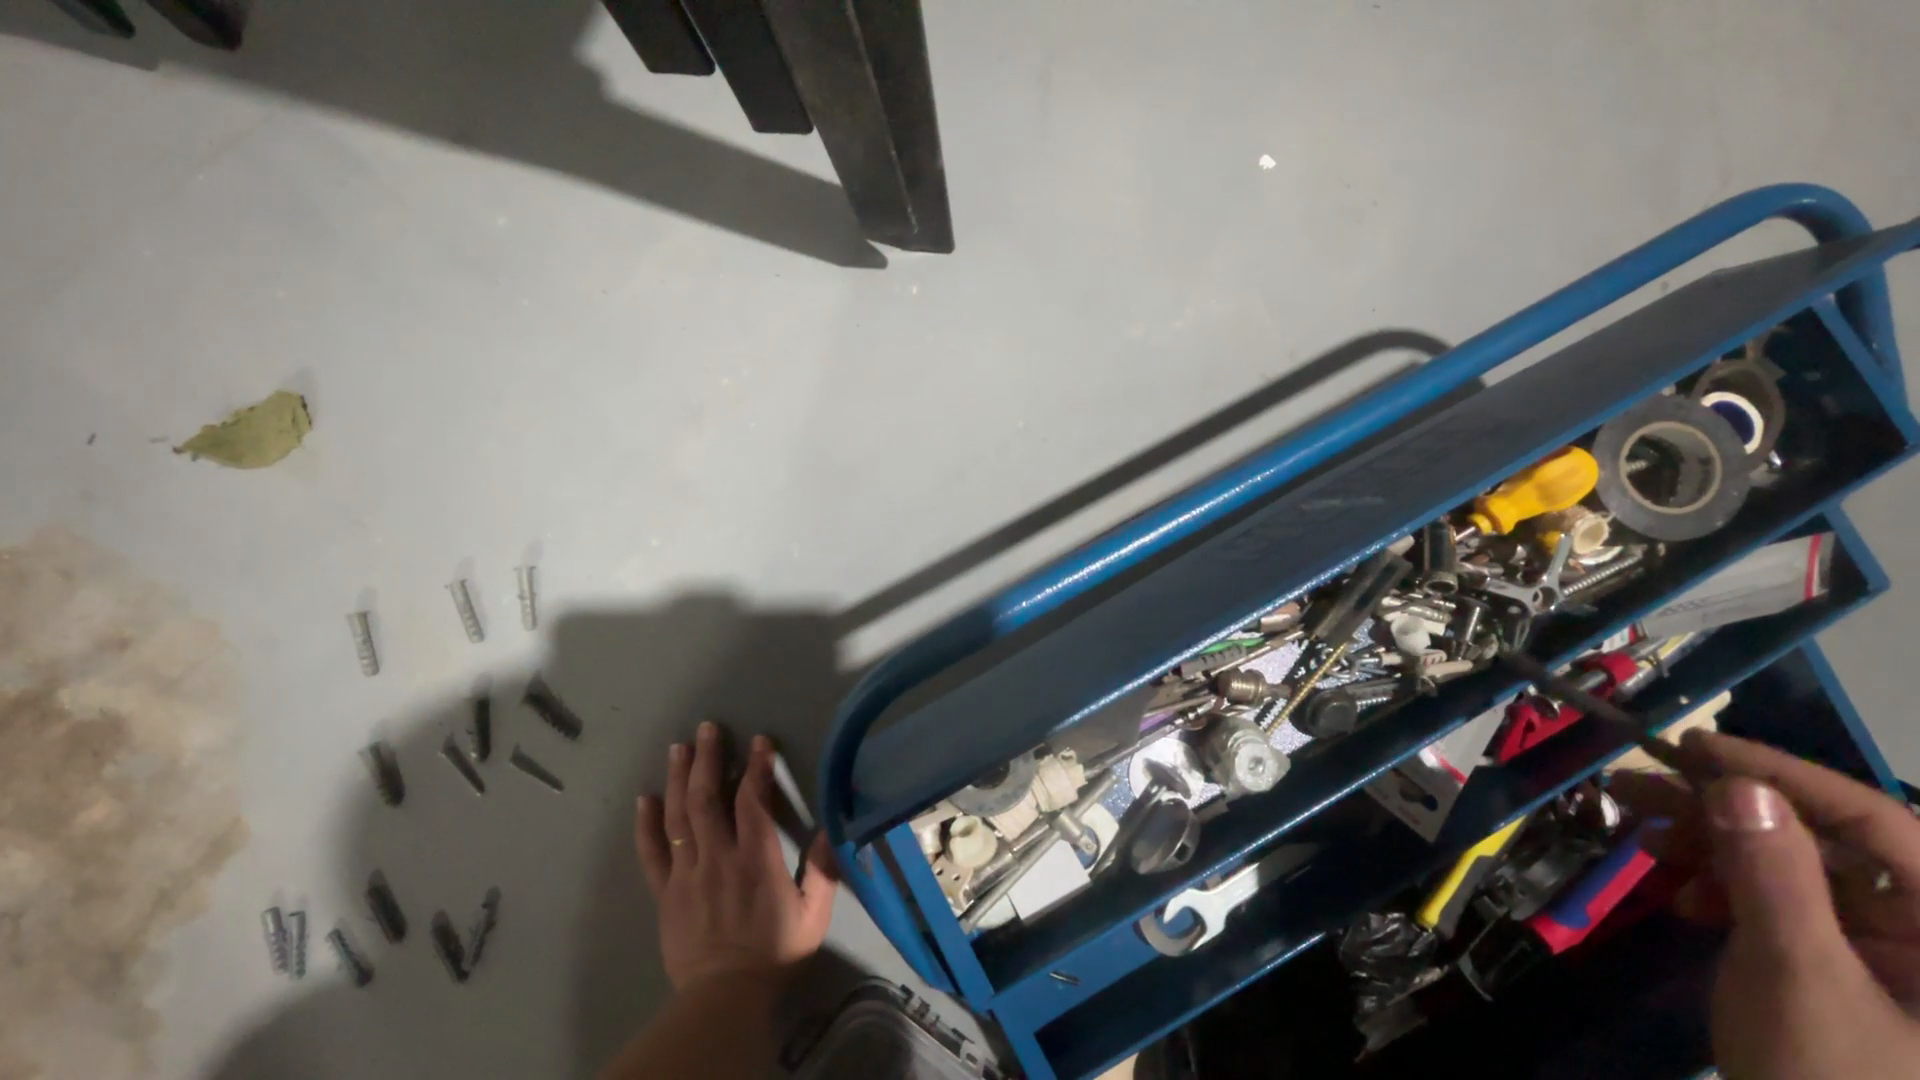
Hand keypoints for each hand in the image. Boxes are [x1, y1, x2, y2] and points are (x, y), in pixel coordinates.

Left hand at [634, 722, 838, 994]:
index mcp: (756, 857)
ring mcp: (687, 872)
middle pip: (707, 796)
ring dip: (678, 777)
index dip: (757, 766)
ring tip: (679, 747)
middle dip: (708, 758)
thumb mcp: (813, 914)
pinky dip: (646, 823)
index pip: (752, 799)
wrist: (724, 995)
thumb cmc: (775, 953)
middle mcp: (718, 855)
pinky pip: (651, 852)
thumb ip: (823, 870)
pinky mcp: (665, 891)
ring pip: (678, 815)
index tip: (760, 742)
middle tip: (708, 728)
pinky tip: (645, 797)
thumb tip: (834, 827)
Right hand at [1611, 731, 1919, 1079]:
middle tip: (1638, 785)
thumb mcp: (1796, 975)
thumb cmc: (1832, 1078)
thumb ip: (1775, 877)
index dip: (1780, 773)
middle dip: (1725, 810)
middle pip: (1824, 840)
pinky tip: (1682, 897)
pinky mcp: (1848, 971)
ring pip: (1795, 868)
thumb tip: (1738, 785)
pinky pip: (1785, 905)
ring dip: (1714, 846)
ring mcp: (1891, 955)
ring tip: (1643, 838)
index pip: (1873, 820)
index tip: (1693, 746)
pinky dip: (1726, 890)